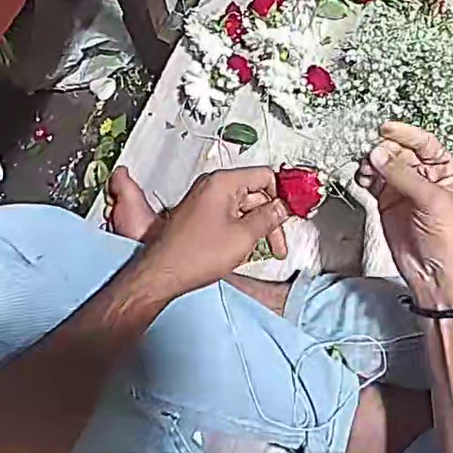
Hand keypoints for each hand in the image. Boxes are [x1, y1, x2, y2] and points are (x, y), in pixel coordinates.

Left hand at [134, 168, 288, 298]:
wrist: (163, 275)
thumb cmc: (195, 255)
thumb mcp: (244, 236)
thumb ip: (269, 217)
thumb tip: (283, 207)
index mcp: (223, 182)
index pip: (265, 176)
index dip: (281, 196)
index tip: (289, 214)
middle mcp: (213, 185)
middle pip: (256, 193)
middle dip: (270, 218)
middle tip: (279, 242)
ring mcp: (206, 199)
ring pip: (244, 207)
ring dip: (256, 227)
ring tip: (259, 250)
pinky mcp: (201, 214)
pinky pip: (230, 215)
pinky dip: (241, 229)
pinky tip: (242, 249)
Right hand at [358, 123, 452, 304]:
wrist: (439, 279)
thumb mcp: (434, 202)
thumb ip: (404, 176)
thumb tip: (381, 154)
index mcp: (447, 172)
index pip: (424, 143)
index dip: (405, 134)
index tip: (386, 128)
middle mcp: (426, 178)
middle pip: (400, 152)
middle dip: (385, 150)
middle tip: (372, 152)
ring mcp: (406, 190)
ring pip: (385, 165)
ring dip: (372, 162)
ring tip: (366, 166)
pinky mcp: (389, 203)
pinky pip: (374, 181)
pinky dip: (366, 176)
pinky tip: (363, 176)